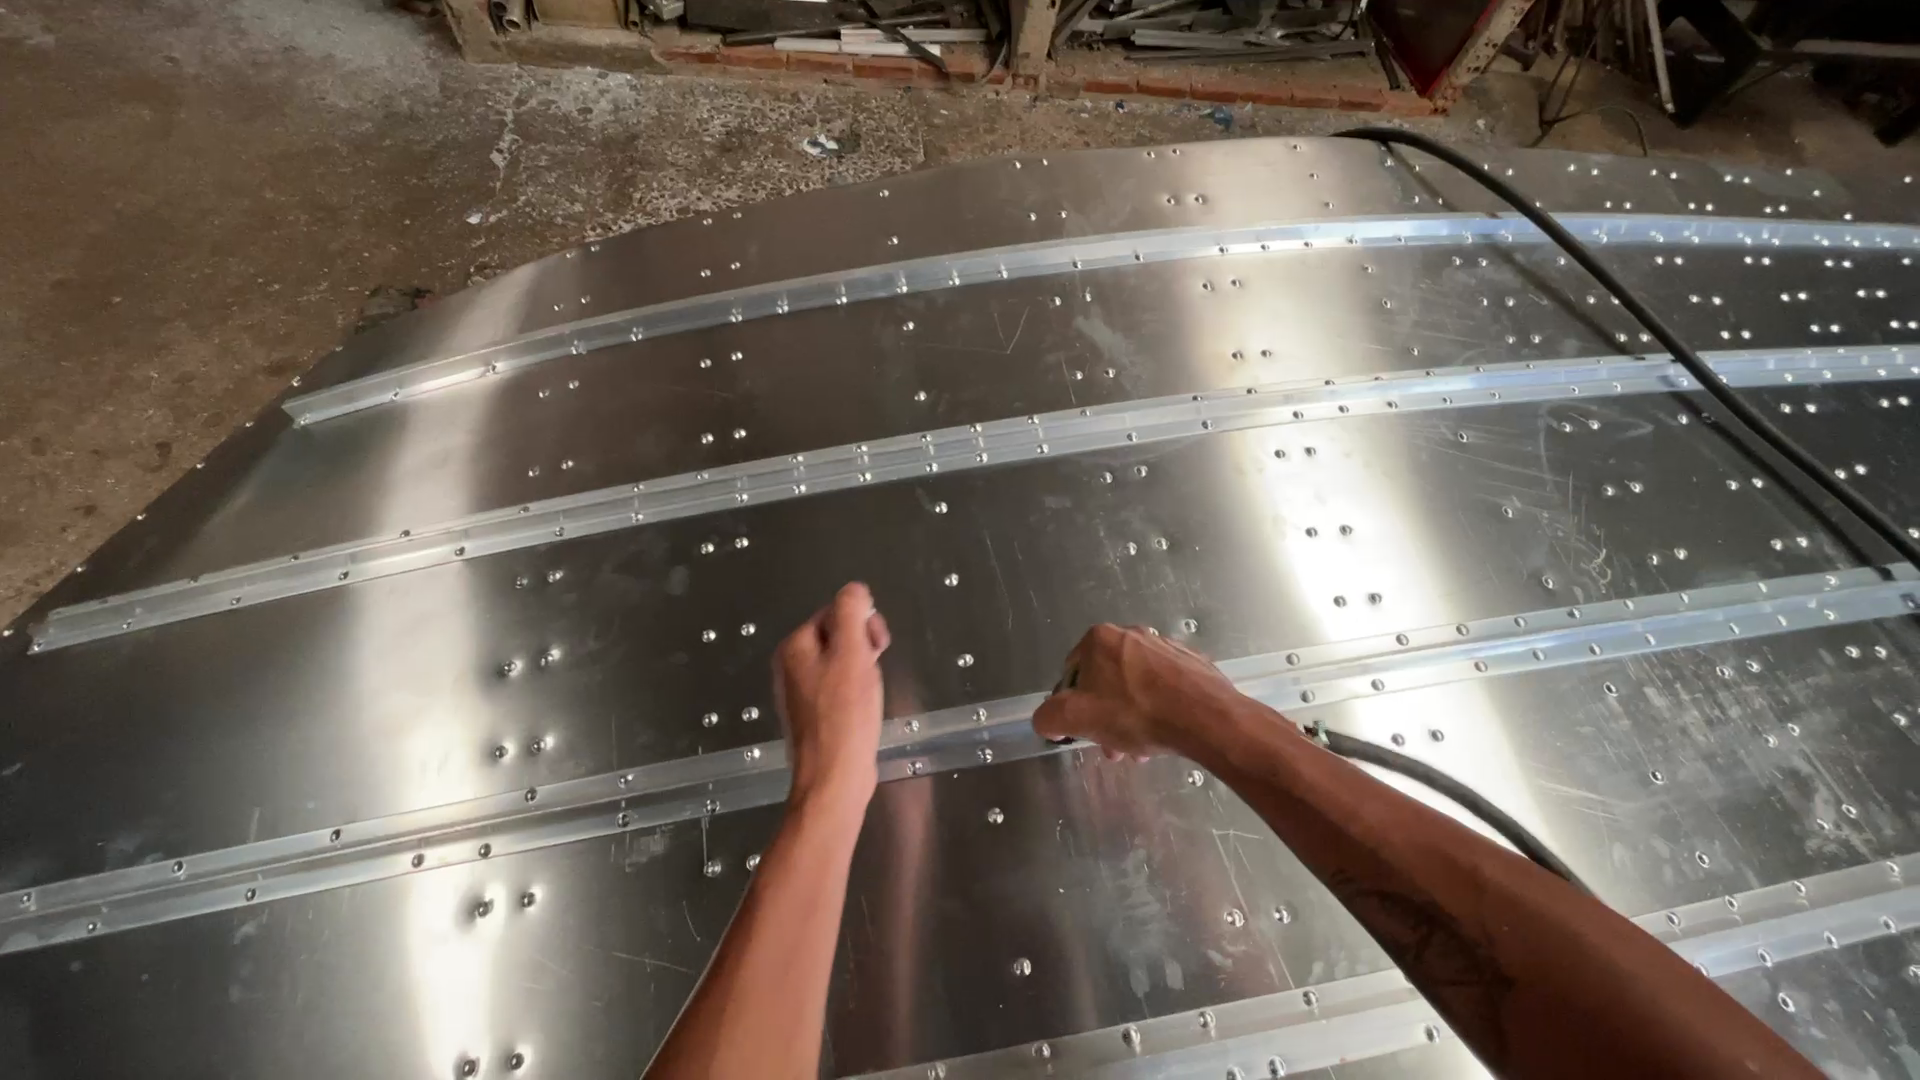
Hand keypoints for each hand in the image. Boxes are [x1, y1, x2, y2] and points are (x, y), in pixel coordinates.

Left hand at [774, 582, 891, 810]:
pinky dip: (856, 692)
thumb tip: (855, 590)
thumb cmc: (845, 714)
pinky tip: (864, 710)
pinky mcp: (814, 716)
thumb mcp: (852, 653)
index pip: (836, 613)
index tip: (878, 647)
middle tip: (875, 669)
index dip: (862, 625)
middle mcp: (790, 666)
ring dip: (863, 671)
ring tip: (870, 693)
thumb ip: (852, 613)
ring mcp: (800, 693)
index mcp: (794, 647)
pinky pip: (840, 688)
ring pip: (841, 663)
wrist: (834, 778)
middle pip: (837, 636)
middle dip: (863, 647)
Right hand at [1033, 624, 1240, 759]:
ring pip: (1134, 686)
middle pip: (1105, 682)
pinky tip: (1164, 731)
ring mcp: (1165, 646)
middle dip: (1105, 717)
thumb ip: (1049, 717)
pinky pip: (1163, 687)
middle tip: (1114, 747)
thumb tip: (1046, 719)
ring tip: (1141, 747)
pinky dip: (1158, 708)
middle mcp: (1131, 633)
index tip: (1086, 732)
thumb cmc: (1136, 713)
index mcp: (1098, 639)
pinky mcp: (1191, 662)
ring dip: (1131, 717)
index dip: (1073, 707)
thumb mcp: (1077, 719)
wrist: (1206, 718)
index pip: (1071, 675)